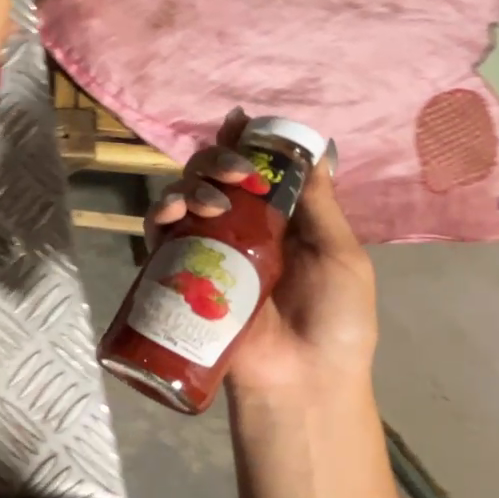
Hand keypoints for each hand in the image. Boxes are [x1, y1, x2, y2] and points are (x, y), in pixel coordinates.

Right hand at [145, 109, 376, 404]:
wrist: (302, 375)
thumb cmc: (334, 319)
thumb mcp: (341, 256)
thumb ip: (320, 206)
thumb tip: (317, 151)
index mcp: (279, 222)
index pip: (256, 172)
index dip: (244, 145)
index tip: (239, 122)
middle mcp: (237, 227)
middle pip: (212, 177)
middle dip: (217, 163)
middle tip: (235, 173)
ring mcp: (203, 246)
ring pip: (182, 195)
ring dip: (191, 186)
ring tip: (209, 203)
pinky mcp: (174, 267)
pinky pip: (157, 230)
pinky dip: (158, 212)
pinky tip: (172, 212)